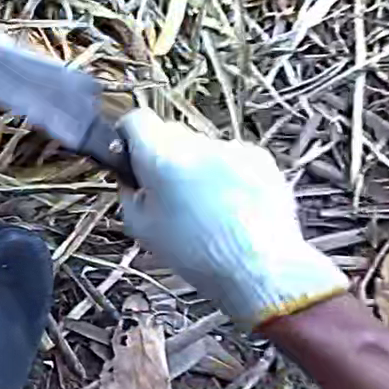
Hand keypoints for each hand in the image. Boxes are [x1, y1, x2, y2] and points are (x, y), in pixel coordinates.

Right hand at [116, 109, 347, 328]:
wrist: (260, 269)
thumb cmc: (193, 252)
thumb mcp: (139, 224)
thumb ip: (129, 190)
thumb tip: (130, 174)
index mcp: (161, 156)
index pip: (135, 119)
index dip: (127, 135)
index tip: (128, 155)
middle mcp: (198, 144)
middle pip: (169, 132)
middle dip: (160, 153)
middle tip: (162, 188)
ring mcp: (233, 149)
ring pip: (199, 145)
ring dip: (192, 164)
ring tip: (200, 203)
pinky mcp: (262, 160)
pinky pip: (229, 156)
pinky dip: (222, 172)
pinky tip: (226, 203)